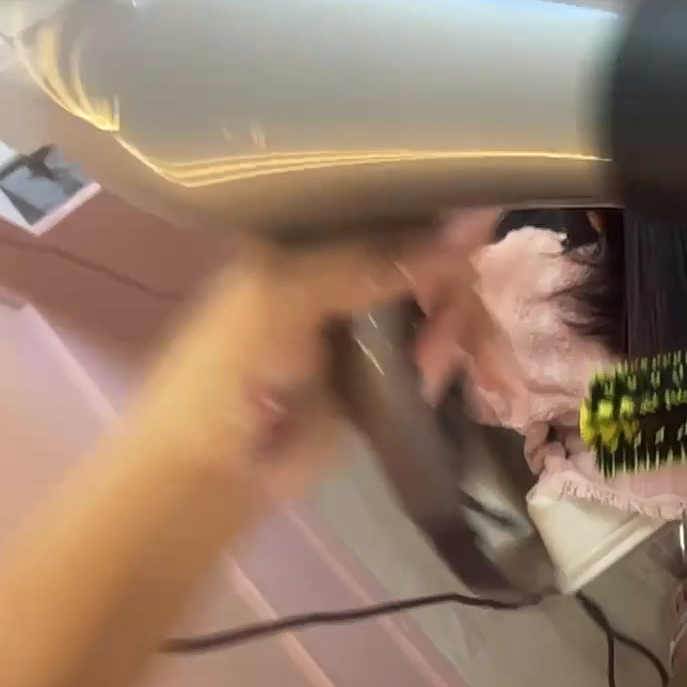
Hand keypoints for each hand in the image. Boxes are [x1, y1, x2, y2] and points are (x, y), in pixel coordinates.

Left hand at [129, 216, 508, 500]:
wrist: (207, 479)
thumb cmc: (228, 373)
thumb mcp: (287, 298)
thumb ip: (374, 260)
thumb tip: (473, 224)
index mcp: (313, 239)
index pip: (393, 207)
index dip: (438, 219)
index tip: (478, 237)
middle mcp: (349, 270)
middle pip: (432, 256)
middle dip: (453, 291)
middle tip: (445, 331)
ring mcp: (373, 319)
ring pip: (446, 302)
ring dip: (460, 331)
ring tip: (443, 364)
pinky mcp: (392, 364)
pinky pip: (444, 346)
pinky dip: (463, 359)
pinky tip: (478, 380)